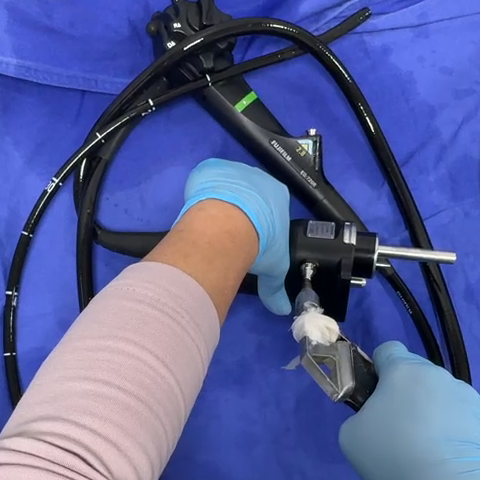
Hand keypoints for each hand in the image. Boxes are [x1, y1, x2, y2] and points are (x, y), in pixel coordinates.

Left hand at [177, 158, 291, 314]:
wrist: (226, 226)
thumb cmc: (258, 242)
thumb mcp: (274, 267)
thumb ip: (276, 287)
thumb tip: (282, 309)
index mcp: (278, 194)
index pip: (273, 204)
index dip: (263, 219)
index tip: (253, 233)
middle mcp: (258, 177)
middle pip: (250, 192)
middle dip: (241, 210)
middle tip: (230, 232)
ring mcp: (232, 170)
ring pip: (226, 185)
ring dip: (220, 200)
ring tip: (211, 223)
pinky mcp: (209, 169)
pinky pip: (205, 178)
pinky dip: (201, 189)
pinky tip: (198, 207)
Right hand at [338, 342, 479, 479]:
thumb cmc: (397, 456)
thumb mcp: (352, 438)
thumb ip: (361, 416)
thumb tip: (378, 417)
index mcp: (404, 370)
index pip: (388, 350)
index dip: (378, 371)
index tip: (375, 397)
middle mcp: (439, 375)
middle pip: (417, 376)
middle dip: (406, 396)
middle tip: (397, 432)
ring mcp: (470, 397)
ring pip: (442, 398)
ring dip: (432, 415)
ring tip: (427, 453)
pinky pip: (464, 420)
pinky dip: (455, 434)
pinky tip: (449, 461)